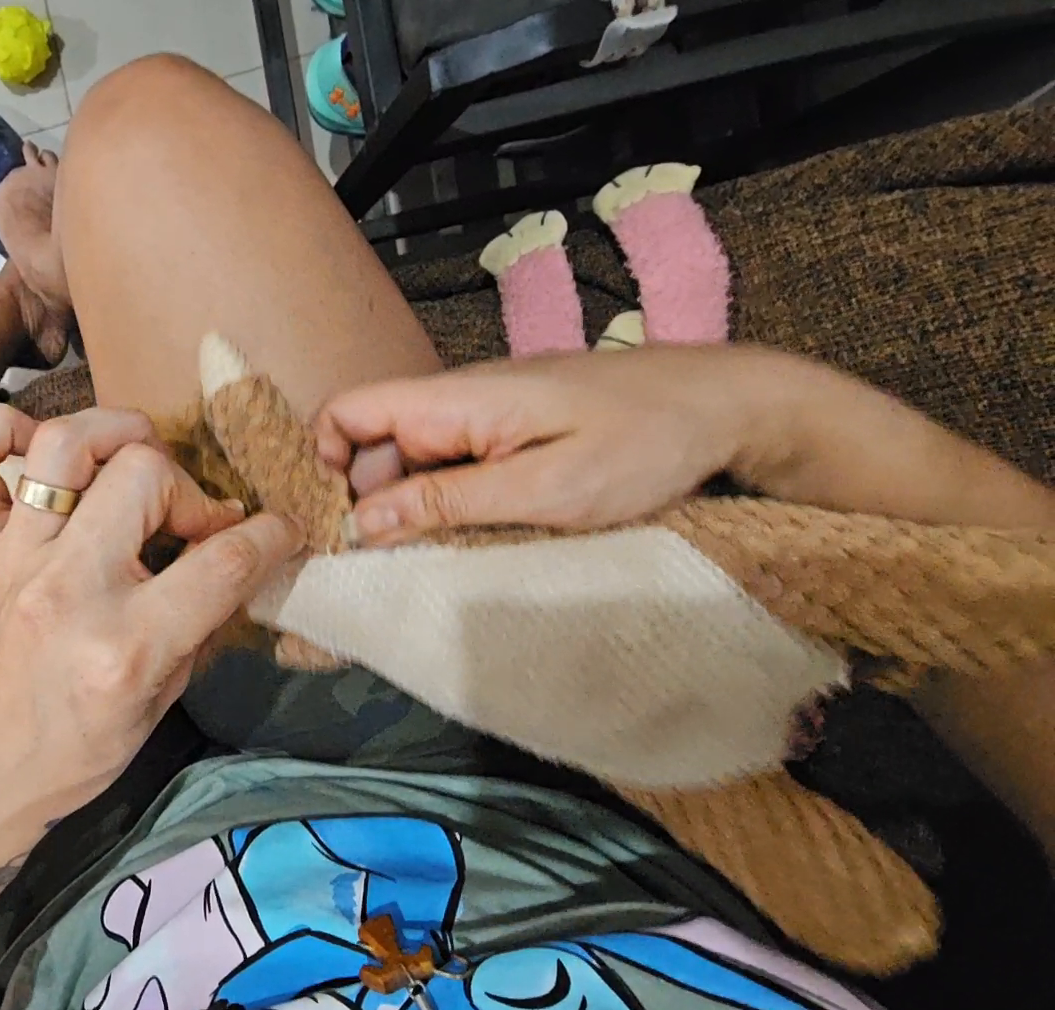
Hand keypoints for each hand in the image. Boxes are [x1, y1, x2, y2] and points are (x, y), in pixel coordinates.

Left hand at [0, 405, 302, 881]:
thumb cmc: (83, 748)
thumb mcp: (167, 695)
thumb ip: (205, 617)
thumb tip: (238, 554)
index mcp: (127, 643)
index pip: (222, 560)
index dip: (270, 536)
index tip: (279, 531)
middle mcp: (68, 588)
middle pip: (144, 475)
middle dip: (189, 489)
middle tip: (193, 523)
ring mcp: (14, 562)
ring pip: (63, 446)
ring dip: (114, 436)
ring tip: (136, 462)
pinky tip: (35, 446)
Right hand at [315, 347, 791, 544]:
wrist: (732, 403)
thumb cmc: (644, 442)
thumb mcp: (544, 488)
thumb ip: (446, 501)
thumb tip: (360, 522)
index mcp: (451, 402)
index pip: (346, 412)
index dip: (323, 459)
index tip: (337, 520)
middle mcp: (452, 404)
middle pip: (371, 448)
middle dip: (366, 502)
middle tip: (390, 560)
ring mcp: (478, 420)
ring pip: (407, 463)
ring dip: (407, 509)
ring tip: (434, 555)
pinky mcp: (501, 436)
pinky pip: (446, 468)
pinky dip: (441, 503)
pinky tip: (467, 535)